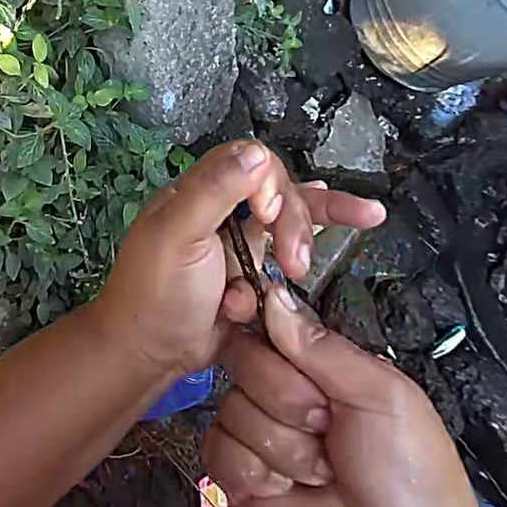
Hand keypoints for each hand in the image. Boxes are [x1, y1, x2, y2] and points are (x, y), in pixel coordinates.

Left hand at [95, 141, 382, 373]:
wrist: (149, 353)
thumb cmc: (156, 293)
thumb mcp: (178, 235)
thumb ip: (214, 190)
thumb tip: (257, 153)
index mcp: (199, 191)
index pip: (250, 163)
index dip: (269, 184)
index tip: (268, 217)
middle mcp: (222, 207)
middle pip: (278, 190)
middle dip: (296, 221)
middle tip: (296, 263)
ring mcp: (238, 237)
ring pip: (290, 215)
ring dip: (312, 228)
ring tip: (357, 226)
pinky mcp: (251, 267)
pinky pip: (287, 247)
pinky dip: (311, 239)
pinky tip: (349, 218)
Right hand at [205, 286, 506, 506]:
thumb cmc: (409, 471)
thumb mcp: (381, 394)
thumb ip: (322, 346)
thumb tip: (273, 296)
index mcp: (320, 362)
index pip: (271, 321)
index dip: (267, 329)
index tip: (276, 345)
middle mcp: (285, 389)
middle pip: (246, 361)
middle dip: (289, 400)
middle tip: (328, 427)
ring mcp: (261, 432)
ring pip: (232, 409)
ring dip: (282, 447)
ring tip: (322, 471)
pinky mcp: (240, 475)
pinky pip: (218, 451)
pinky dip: (255, 473)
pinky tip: (290, 490)